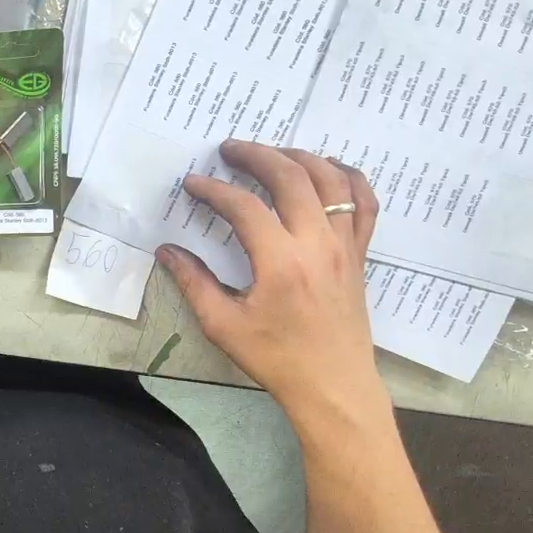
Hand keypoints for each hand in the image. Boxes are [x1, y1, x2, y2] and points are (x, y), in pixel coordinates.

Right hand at [156, 140, 386, 429]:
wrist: (332, 383)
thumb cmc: (275, 358)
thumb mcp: (224, 325)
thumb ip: (195, 283)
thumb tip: (168, 251)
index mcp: (281, 263)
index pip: (245, 208)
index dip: (215, 191)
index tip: (193, 184)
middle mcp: (318, 243)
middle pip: (292, 177)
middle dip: (257, 156)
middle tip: (230, 149)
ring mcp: (345, 244)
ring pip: (331, 179)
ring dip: (299, 157)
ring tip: (272, 154)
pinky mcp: (359, 252)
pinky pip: (364, 200)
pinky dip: (347, 176)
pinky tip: (327, 170)